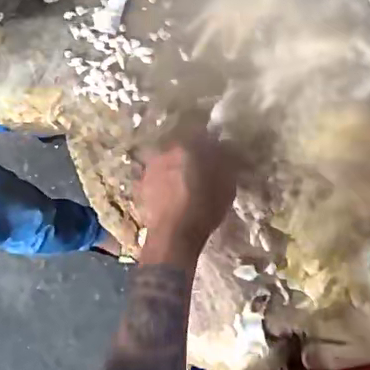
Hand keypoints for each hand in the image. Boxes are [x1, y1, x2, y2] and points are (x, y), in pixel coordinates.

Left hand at [135, 131, 238, 259]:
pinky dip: (168, 181)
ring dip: (179, 167)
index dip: (213, 141)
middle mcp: (165, 151)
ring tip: (188, 182)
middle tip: (205, 167)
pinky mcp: (142, 186)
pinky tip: (175, 194)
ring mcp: (150, 168)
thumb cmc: (204, 208)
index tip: (220, 150)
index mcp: (187, 146)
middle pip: (184, 146)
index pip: (203, 133)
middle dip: (194, 154)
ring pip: (169, 161)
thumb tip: (227, 145)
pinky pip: (160, 176)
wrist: (172, 236)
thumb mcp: (227, 184)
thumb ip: (228, 160)